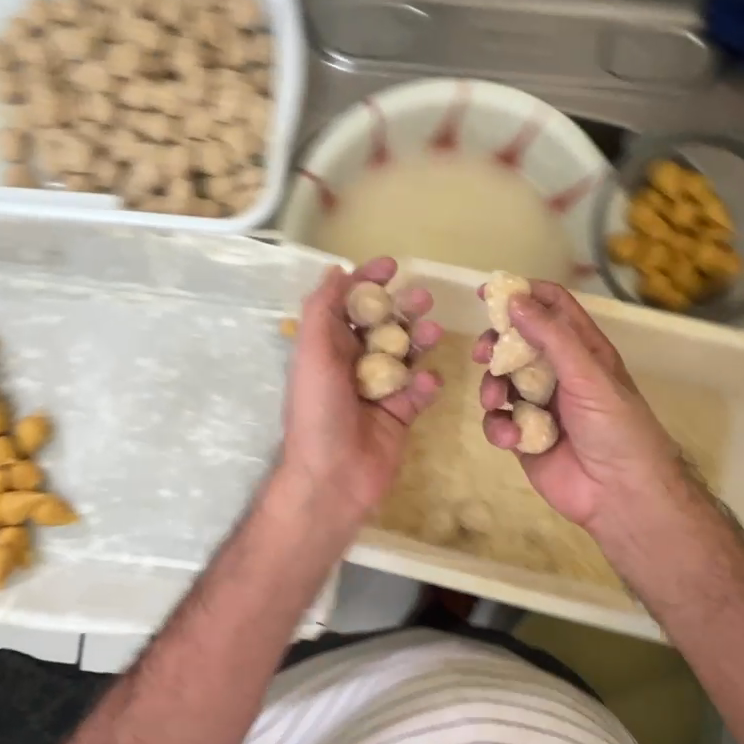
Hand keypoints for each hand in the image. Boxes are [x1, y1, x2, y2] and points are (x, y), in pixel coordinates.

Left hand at [279, 257, 442, 521]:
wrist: (332, 477)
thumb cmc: (317, 412)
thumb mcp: (312, 353)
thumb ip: (323, 309)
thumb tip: (337, 270)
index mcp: (327, 348)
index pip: (349, 304)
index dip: (368, 281)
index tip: (392, 266)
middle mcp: (353, 364)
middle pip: (383, 325)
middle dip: (403, 308)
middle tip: (422, 298)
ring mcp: (379, 390)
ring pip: (406, 354)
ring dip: (419, 339)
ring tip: (432, 332)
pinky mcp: (401, 415)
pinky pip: (420, 391)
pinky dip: (425, 384)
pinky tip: (424, 385)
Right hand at [473, 281, 690, 544]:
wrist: (619, 493)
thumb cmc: (614, 427)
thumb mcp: (587, 374)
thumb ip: (551, 336)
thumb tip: (515, 300)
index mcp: (582, 350)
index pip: (552, 308)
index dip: (522, 295)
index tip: (488, 292)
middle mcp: (559, 372)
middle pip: (517, 343)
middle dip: (496, 345)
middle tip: (482, 353)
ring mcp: (540, 405)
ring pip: (501, 382)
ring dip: (492, 388)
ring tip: (496, 402)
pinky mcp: (524, 436)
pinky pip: (499, 421)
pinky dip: (499, 426)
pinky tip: (511, 438)